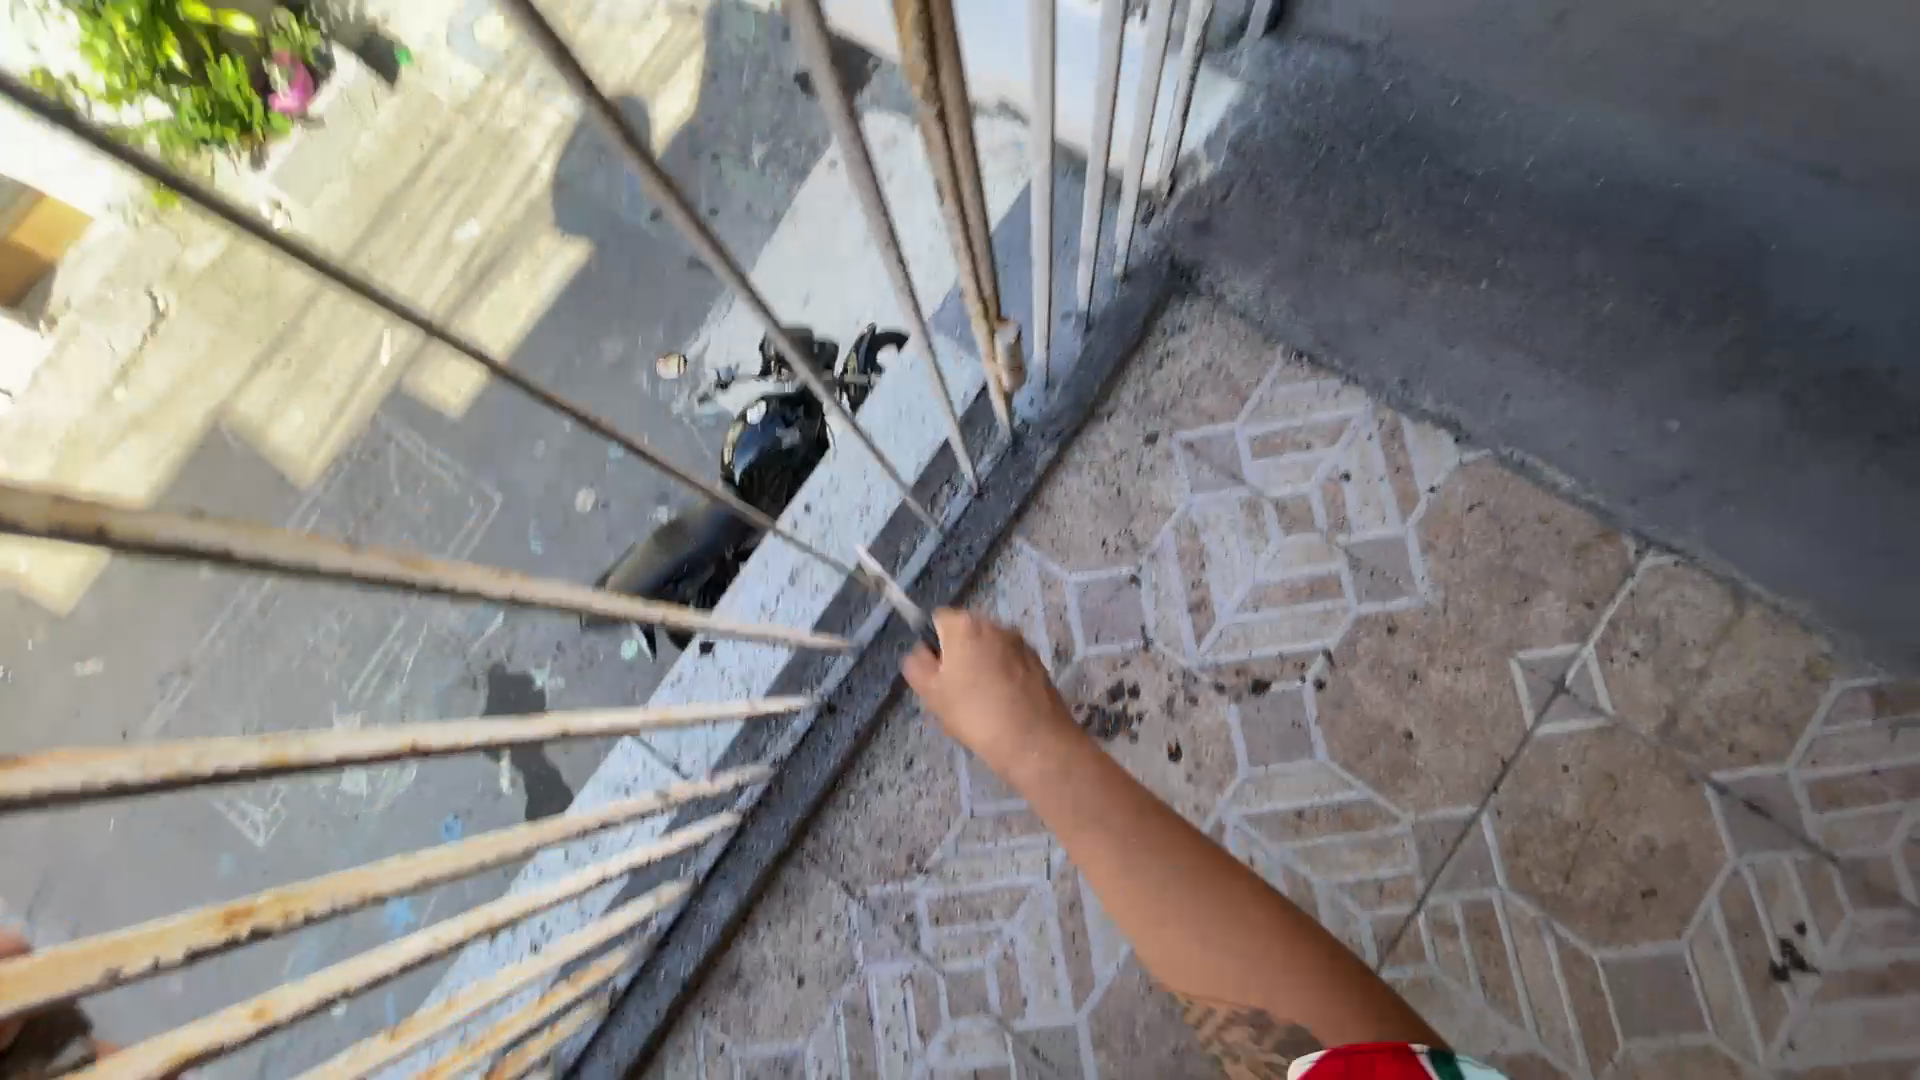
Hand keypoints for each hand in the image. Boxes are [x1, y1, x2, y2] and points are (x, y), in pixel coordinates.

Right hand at [901, 609, 1082, 777]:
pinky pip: (1010, 662)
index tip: (936, 673)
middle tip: (954, 691)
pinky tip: (1003, 705)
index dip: (933, 644)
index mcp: (966, 625)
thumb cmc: (974, 714)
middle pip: (966, 633)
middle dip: (958, 654)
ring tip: (981, 703)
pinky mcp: (1038, 661)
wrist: (1033, 740)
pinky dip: (1003, 675)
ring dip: (981, 665)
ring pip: (989, 649)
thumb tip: (921, 652)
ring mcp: (1020, 642)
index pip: (938, 619)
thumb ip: (917, 665)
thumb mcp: (931, 693)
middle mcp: (995, 624)